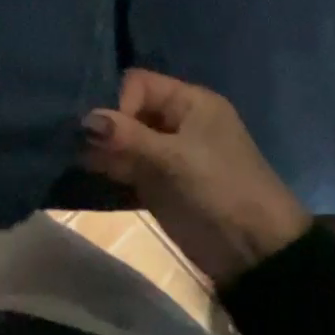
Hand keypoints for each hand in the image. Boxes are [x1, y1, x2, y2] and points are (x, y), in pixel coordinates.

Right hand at [80, 69, 310, 284]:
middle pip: (126, 110)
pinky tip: (88, 177)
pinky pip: (122, 166)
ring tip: (82, 163)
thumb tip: (84, 119)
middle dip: (103, 127)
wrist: (253, 250)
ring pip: (121, 140)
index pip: (138, 84)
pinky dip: (106, 170)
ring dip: (101, 150)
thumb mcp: (174, 158)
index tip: (110, 133)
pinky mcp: (155, 182)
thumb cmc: (220, 189)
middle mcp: (176, 122)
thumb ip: (127, 136)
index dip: (119, 103)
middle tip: (81, 146)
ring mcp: (164, 153)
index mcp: (190, 103)